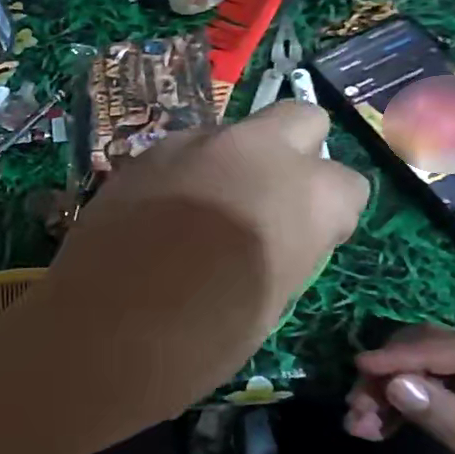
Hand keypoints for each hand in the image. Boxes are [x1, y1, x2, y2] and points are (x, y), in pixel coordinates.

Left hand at [31, 102, 368, 416]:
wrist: (108, 324)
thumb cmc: (205, 334)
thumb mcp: (276, 296)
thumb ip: (290, 242)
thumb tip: (280, 229)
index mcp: (310, 193)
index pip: (346, 184)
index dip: (327, 214)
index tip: (303, 239)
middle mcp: (257, 150)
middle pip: (299, 118)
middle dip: (294, 150)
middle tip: (265, 196)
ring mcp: (194, 144)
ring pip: (231, 132)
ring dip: (228, 160)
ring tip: (199, 209)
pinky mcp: (143, 152)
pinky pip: (179, 150)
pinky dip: (182, 171)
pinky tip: (158, 211)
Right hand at [345, 326, 454, 453]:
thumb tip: (394, 383)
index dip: (415, 354)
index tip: (363, 366)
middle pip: (446, 354)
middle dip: (396, 373)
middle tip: (356, 404)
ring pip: (431, 372)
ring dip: (390, 392)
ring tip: (359, 423)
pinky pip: (432, 395)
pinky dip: (400, 407)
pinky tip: (375, 428)